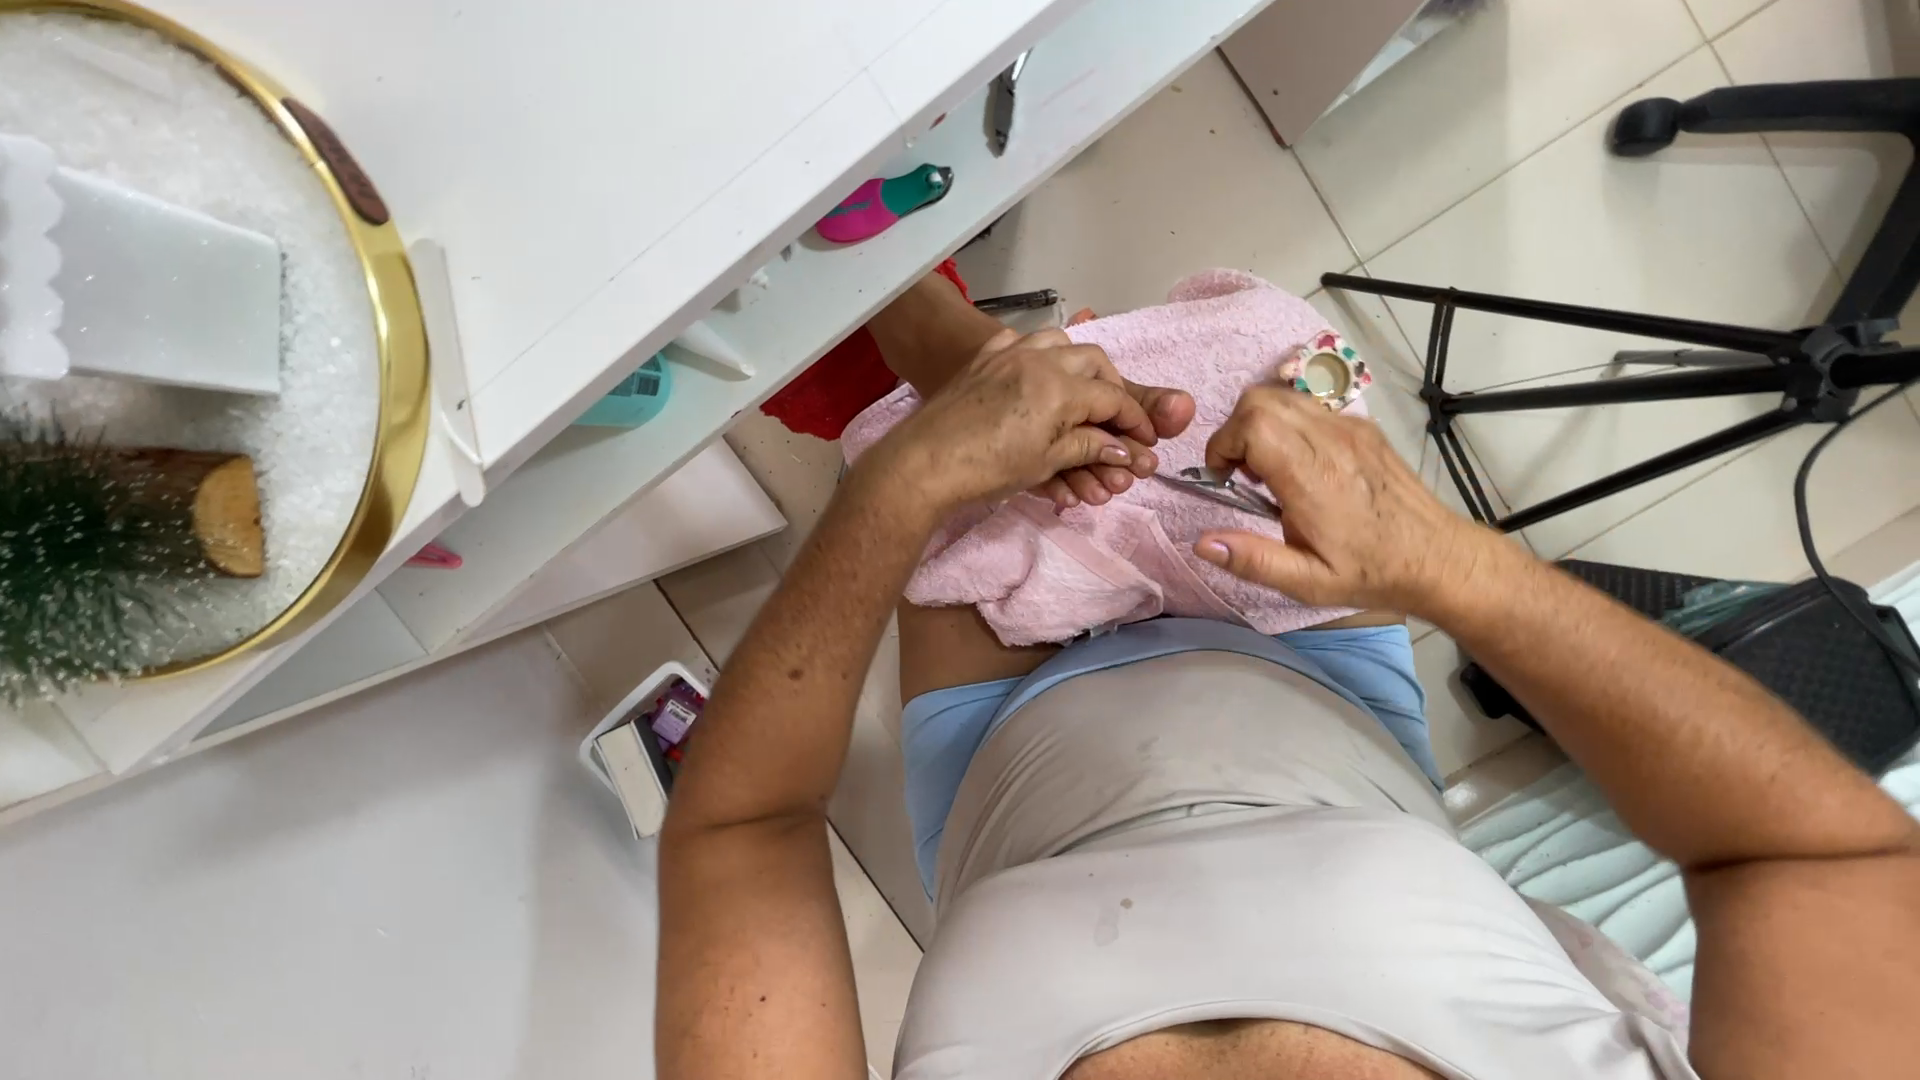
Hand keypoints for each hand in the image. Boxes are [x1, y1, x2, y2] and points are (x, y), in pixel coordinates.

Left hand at [867, 328, 1193, 513]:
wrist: (923, 464)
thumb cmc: (986, 470)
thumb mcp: (1045, 463)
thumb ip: (1088, 448)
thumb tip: (1124, 450)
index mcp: (1060, 386)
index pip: (1113, 399)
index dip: (1135, 422)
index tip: (1147, 441)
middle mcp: (1038, 359)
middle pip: (1094, 363)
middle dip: (1113, 390)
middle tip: (1118, 419)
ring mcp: (1008, 354)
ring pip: (1059, 343)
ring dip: (1079, 366)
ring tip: (1085, 395)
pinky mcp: (983, 361)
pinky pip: (1021, 345)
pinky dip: (1039, 357)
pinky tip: (1039, 375)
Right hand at [1190, 384, 1502, 614]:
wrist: (1438, 557)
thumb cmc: (1369, 571)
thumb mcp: (1305, 582)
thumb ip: (1251, 560)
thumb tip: (1201, 543)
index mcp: (1312, 477)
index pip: (1251, 425)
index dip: (1223, 446)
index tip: (1224, 479)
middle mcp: (1330, 440)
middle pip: (1259, 400)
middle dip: (1234, 431)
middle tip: (1240, 473)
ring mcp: (1350, 428)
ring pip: (1282, 395)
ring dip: (1258, 424)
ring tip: (1266, 467)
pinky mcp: (1362, 428)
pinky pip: (1307, 405)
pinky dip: (1285, 423)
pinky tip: (1296, 462)